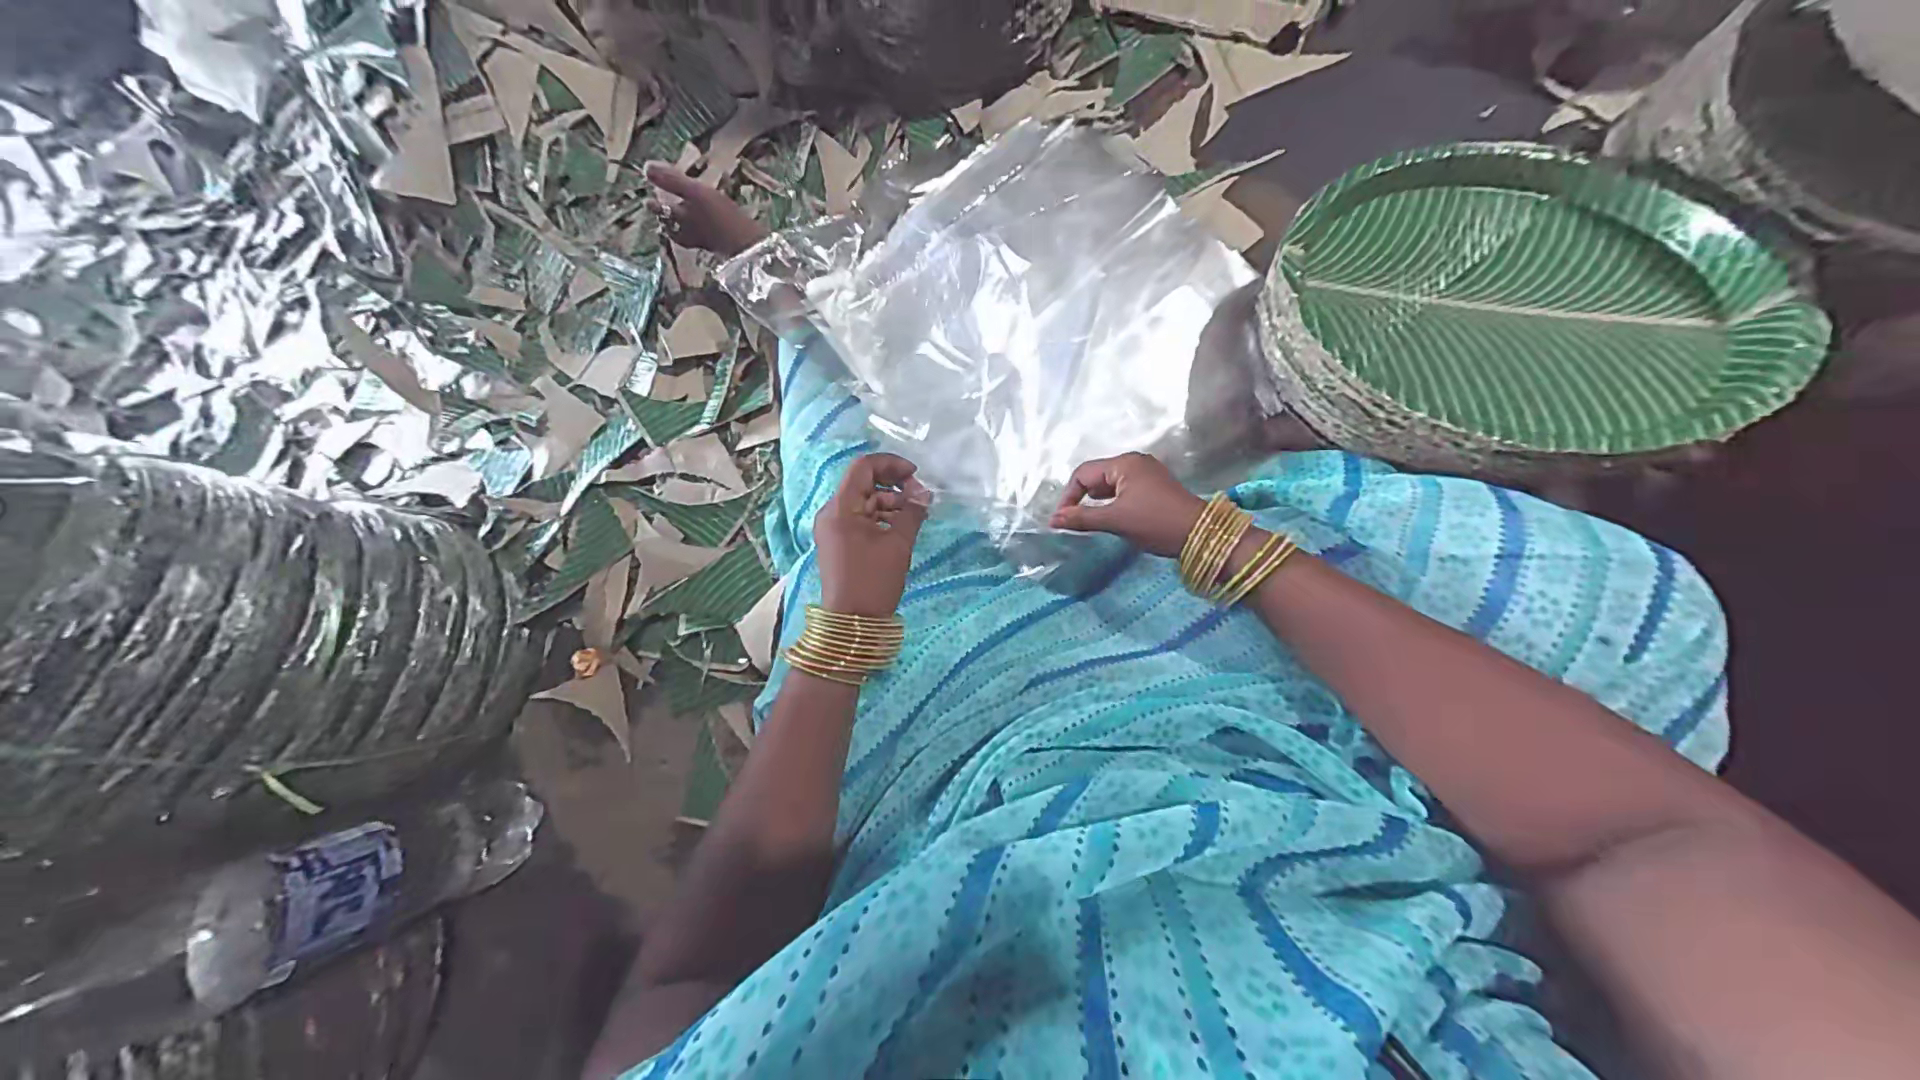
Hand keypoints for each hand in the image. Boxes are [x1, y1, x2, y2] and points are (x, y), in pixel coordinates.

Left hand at [644, 163, 770, 257]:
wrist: (747, 244)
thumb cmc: (721, 217)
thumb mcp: (695, 192)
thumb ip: (672, 181)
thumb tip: (645, 167)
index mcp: (681, 218)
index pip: (662, 209)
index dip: (655, 205)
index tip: (648, 201)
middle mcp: (689, 231)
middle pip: (673, 226)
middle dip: (667, 220)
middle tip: (661, 216)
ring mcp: (704, 240)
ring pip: (687, 235)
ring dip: (681, 230)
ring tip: (677, 227)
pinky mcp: (720, 244)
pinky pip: (704, 238)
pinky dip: (700, 234)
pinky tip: (705, 233)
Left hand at [816, 454, 931, 616]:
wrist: (852, 623)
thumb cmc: (873, 581)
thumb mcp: (898, 544)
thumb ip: (912, 513)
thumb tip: (924, 494)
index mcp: (840, 508)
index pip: (863, 467)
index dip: (891, 464)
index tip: (915, 475)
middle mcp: (831, 513)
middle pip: (864, 483)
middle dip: (894, 486)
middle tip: (920, 499)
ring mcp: (833, 528)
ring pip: (865, 502)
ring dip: (891, 503)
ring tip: (916, 516)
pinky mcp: (839, 542)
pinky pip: (861, 519)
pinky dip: (882, 518)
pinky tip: (902, 528)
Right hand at [1050, 452, 1205, 557]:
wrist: (1201, 534)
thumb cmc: (1155, 523)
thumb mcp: (1115, 521)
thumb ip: (1082, 518)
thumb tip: (1053, 520)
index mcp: (1124, 464)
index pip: (1083, 473)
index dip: (1069, 496)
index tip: (1063, 519)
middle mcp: (1134, 462)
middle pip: (1096, 476)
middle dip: (1082, 498)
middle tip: (1076, 521)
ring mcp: (1147, 473)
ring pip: (1110, 484)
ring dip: (1097, 501)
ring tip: (1092, 521)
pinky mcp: (1155, 486)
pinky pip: (1124, 489)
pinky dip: (1113, 502)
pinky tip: (1113, 517)